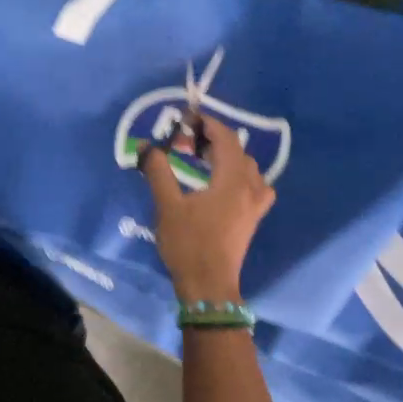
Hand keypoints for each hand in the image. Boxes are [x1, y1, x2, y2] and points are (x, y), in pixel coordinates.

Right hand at [141, 115, 275, 302]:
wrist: (208, 283)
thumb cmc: (188, 243)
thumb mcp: (167, 206)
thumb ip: (158, 172)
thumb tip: (146, 146)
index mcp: (232, 181)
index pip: (226, 140)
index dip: (208, 124)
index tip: (186, 118)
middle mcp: (251, 188)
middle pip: (238, 151)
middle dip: (214, 139)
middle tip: (187, 139)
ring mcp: (256, 204)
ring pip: (248, 168)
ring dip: (226, 156)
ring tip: (202, 157)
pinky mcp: (253, 217)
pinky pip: (252, 184)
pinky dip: (237, 174)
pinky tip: (221, 181)